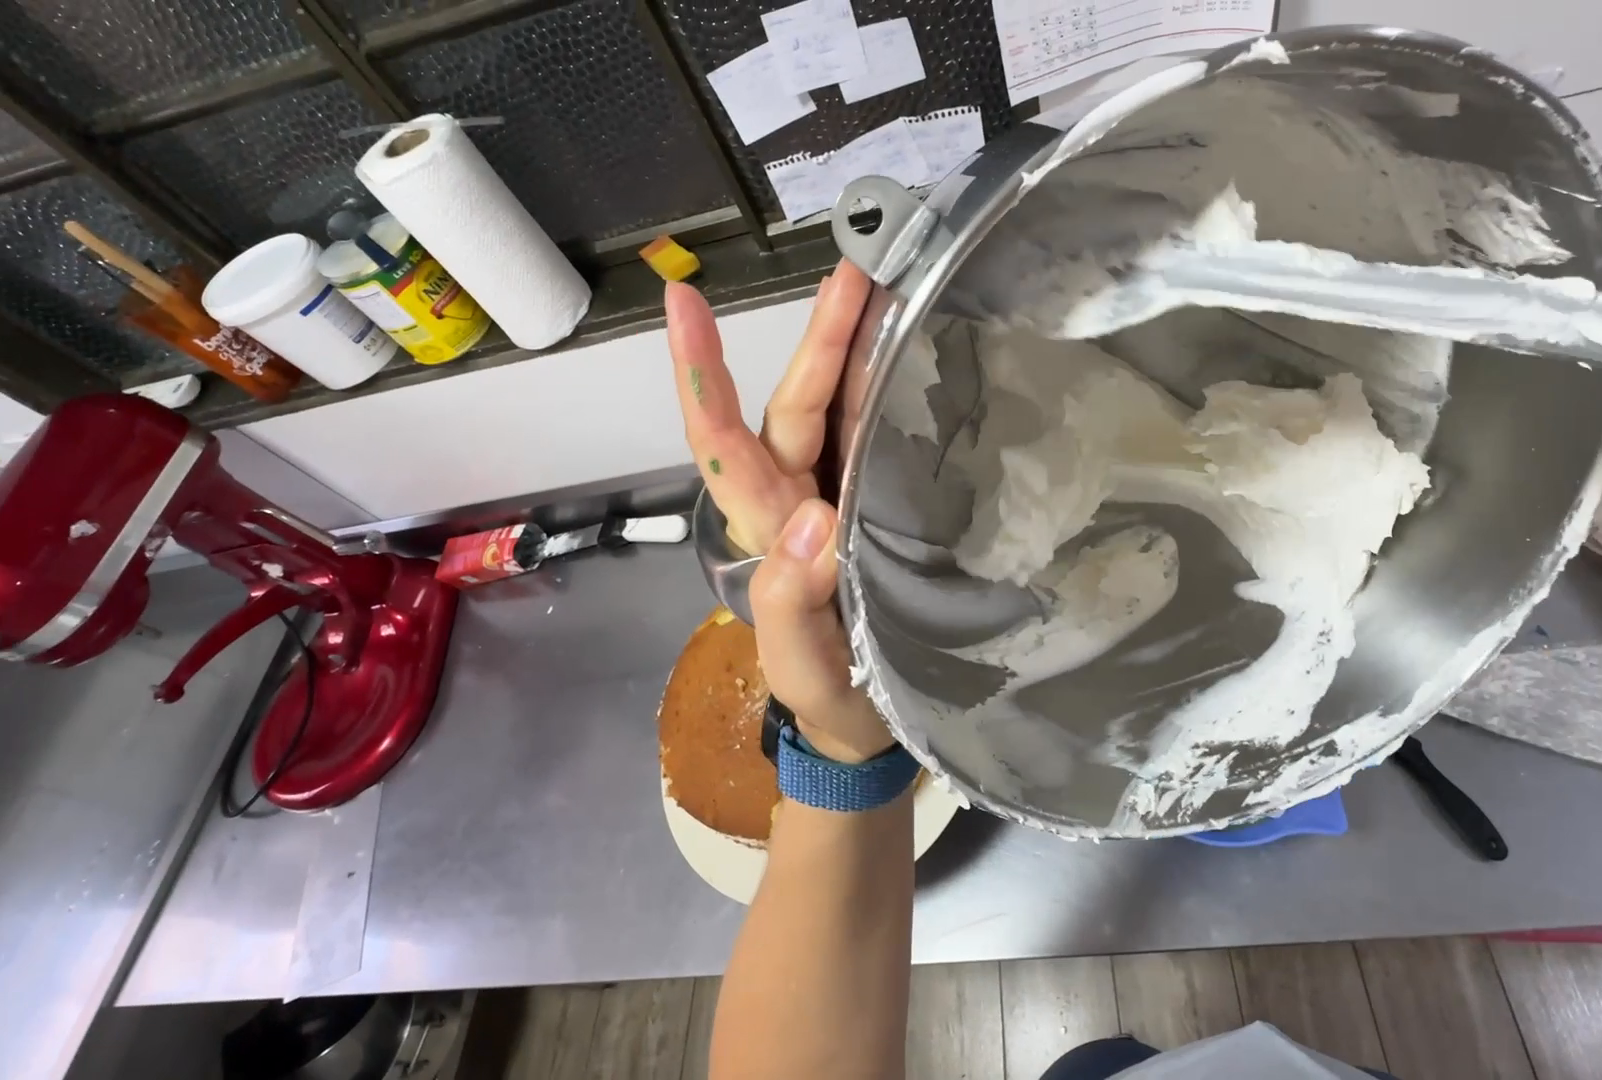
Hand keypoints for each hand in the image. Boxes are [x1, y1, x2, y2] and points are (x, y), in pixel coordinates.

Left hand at [667, 260, 894, 761]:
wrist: (866, 720)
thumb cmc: (825, 694)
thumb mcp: (799, 662)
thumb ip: (790, 603)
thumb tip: (814, 520)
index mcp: (764, 530)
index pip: (725, 444)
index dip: (704, 376)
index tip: (684, 303)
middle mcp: (794, 500)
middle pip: (794, 408)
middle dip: (821, 339)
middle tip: (858, 270)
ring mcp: (839, 499)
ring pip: (840, 412)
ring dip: (859, 351)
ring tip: (891, 287)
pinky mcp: (878, 506)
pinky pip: (877, 437)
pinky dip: (891, 391)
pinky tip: (917, 353)